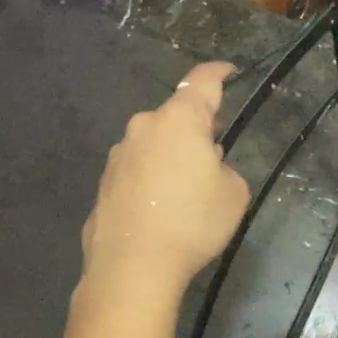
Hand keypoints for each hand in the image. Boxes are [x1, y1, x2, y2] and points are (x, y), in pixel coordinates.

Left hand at [80, 61, 250, 297]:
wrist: (132, 267)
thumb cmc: (192, 222)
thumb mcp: (233, 194)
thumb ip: (224, 169)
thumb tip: (205, 168)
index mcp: (179, 120)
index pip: (201, 82)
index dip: (217, 73)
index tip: (227, 71)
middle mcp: (144, 127)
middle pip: (175, 117)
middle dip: (194, 129)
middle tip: (212, 153)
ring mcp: (118, 156)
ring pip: (153, 144)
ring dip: (170, 156)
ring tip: (185, 191)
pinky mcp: (104, 184)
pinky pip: (136, 172)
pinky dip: (150, 181)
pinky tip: (160, 211)